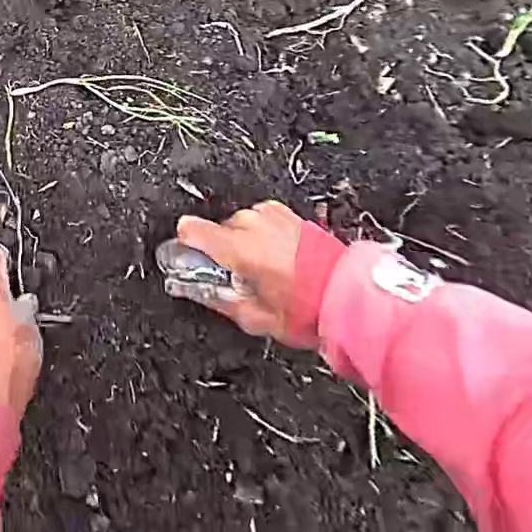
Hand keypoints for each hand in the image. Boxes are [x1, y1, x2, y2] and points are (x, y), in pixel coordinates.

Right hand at [171, 200, 311, 347]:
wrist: (346, 291)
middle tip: (238, 277)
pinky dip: (260, 234)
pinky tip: (275, 256)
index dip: (185, 242)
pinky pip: (260, 219)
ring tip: (262, 269)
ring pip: (239, 223)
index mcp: (240, 248)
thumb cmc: (307, 307)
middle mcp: (253, 224)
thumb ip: (219, 299)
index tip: (185, 254)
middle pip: (218, 230)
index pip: (193, 229)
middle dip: (222, 251)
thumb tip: (197, 290)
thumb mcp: (256, 318)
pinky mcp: (285, 213)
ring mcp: (271, 215)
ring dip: (243, 241)